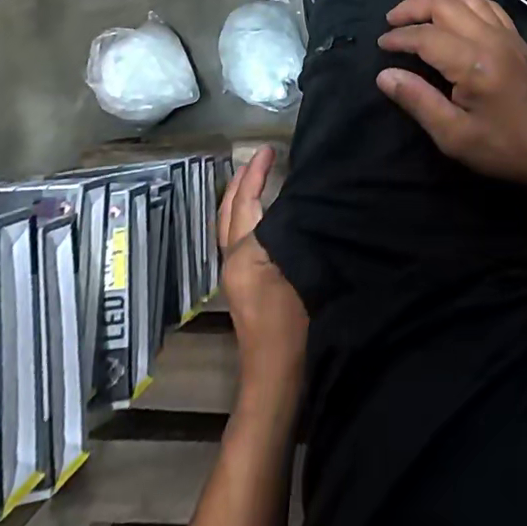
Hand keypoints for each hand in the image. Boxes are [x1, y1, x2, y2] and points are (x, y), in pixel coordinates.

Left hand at [218, 146, 306, 376]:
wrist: (277, 377)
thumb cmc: (292, 324)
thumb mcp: (296, 272)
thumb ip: (290, 235)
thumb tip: (293, 202)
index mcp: (244, 253)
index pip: (246, 202)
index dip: (256, 174)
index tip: (268, 148)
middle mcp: (233, 260)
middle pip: (230, 211)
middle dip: (242, 182)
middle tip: (259, 158)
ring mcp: (236, 275)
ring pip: (232, 225)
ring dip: (242, 198)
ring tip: (260, 178)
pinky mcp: (244, 287)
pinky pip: (240, 238)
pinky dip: (249, 216)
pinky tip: (268, 217)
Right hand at [375, 0, 526, 190]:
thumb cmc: (504, 147)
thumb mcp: (454, 136)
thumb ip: (418, 101)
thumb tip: (385, 75)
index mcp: (474, 64)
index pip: (426, 36)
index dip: (399, 37)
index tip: (381, 46)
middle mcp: (491, 39)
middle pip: (445, 4)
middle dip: (413, 7)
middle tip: (390, 20)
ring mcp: (507, 34)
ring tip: (412, 4)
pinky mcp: (516, 36)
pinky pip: (485, 3)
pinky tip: (449, 7)